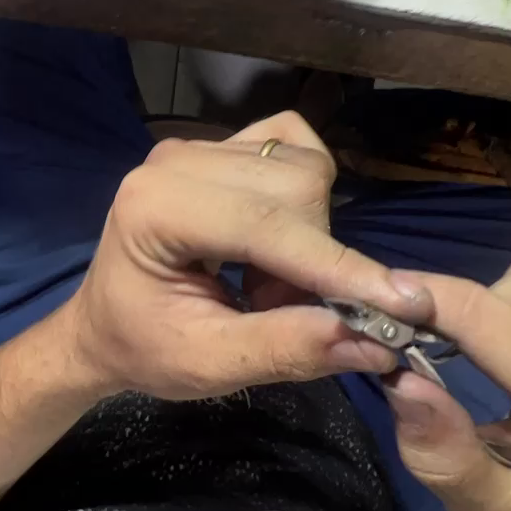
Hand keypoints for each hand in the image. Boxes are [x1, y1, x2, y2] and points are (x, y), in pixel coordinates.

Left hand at [52, 112, 416, 400]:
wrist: (104, 323)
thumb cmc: (143, 347)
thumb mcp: (207, 365)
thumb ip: (286, 348)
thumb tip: (375, 340)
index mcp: (155, 206)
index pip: (264, 222)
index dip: (336, 265)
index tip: (405, 304)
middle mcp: (176, 159)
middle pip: (295, 184)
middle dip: (316, 257)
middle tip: (283, 309)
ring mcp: (197, 146)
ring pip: (302, 166)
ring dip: (309, 235)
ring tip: (265, 285)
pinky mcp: (218, 146)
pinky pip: (291, 146)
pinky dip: (303, 199)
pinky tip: (272, 241)